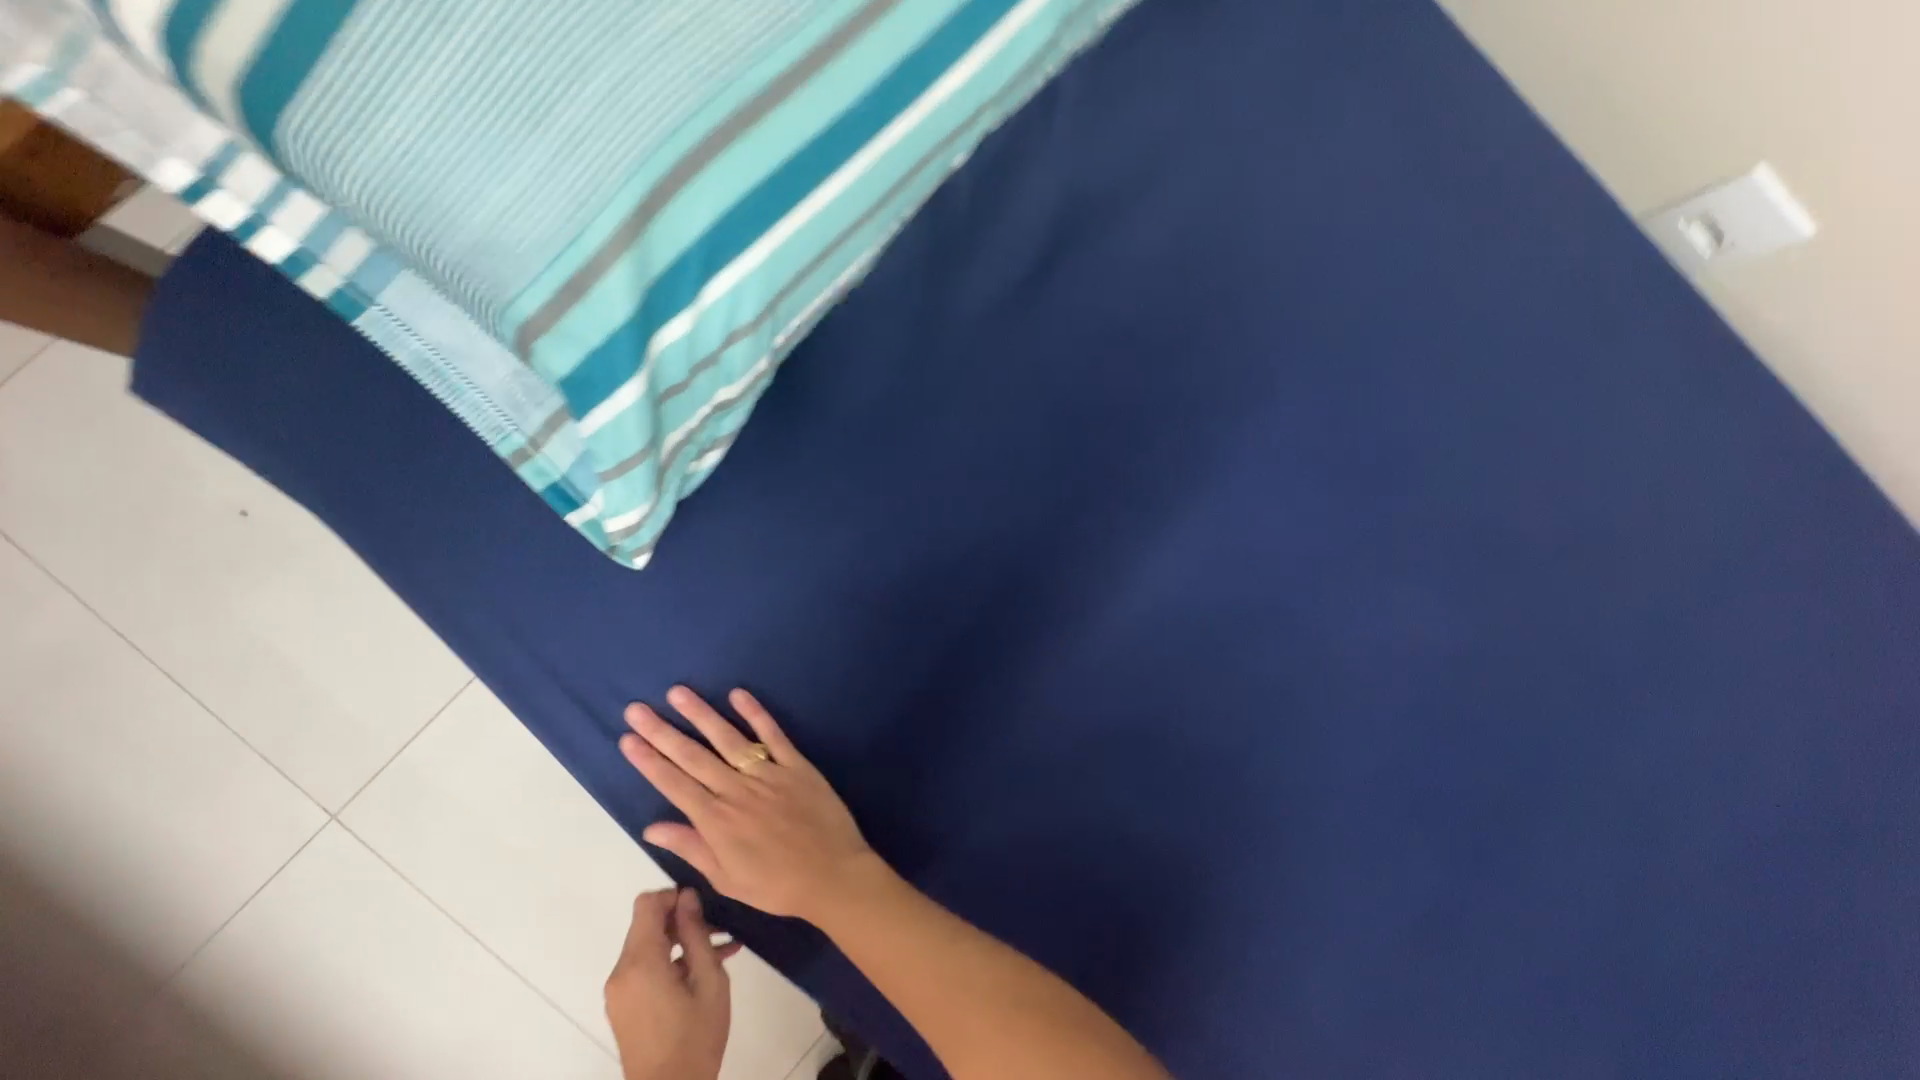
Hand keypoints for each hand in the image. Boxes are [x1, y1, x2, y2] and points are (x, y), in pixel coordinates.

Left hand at [604, 888, 738, 1079]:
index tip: (704, 908)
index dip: (675, 897)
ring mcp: (619, 992)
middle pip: (647, 926)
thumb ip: (696, 934)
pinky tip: (702, 974)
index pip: (647, 904)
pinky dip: (669, 964)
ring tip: (721, 952)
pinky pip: (644, 970)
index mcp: (640, 962)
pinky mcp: (623, 1008)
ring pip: (648, 948)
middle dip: (682, 921)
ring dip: (679, 943)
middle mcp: (621, 972)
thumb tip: (688, 896)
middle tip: (720, 930)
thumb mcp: (708, 980)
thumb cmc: (695, 1037)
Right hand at [620, 687, 878, 920]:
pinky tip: (737, 694)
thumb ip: (691, 847)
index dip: (649, 761)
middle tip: (636, 709)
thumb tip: (651, 827)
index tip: (627, 739)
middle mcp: (737, 791)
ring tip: (677, 692)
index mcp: (717, 821)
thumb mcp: (727, 878)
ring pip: (728, 739)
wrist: (833, 875)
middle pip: (693, 756)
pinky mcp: (796, 766)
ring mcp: (768, 775)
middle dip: (662, 732)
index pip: (674, 784)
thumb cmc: (777, 885)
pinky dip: (755, 714)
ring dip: (701, 714)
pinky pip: (773, 735)